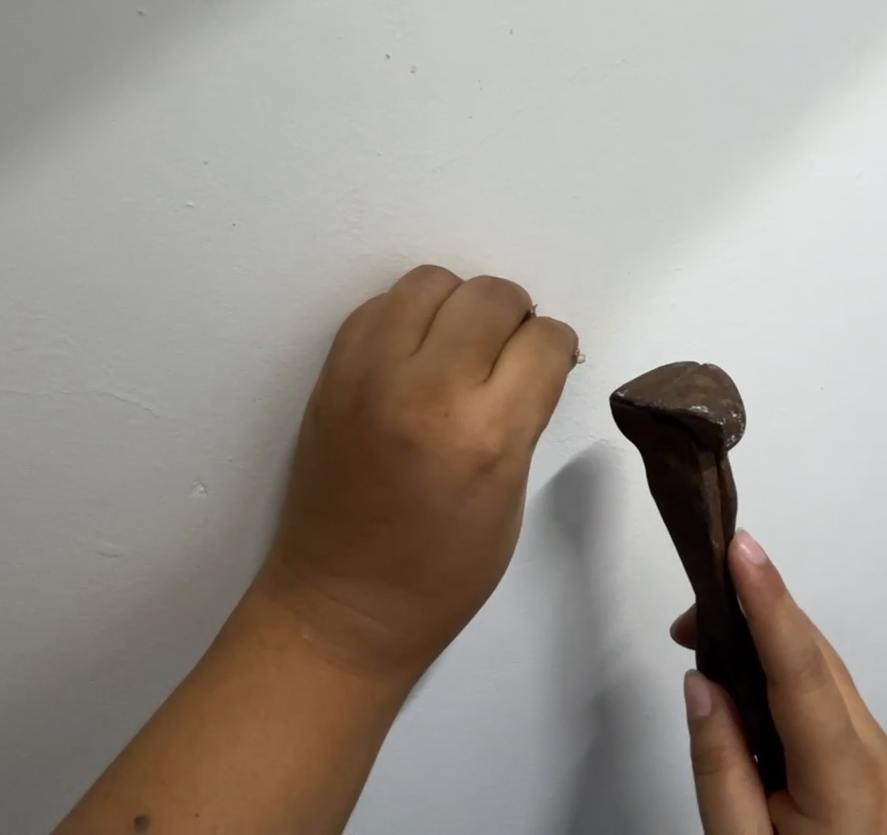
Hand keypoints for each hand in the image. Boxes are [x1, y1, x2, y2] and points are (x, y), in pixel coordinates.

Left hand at [258, 265, 578, 682]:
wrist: (340, 605)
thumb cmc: (443, 572)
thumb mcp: (511, 495)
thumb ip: (525, 415)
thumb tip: (534, 358)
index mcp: (488, 435)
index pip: (544, 341)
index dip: (554, 348)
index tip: (546, 364)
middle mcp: (429, 391)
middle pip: (490, 295)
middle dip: (514, 316)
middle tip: (505, 352)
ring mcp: (370, 376)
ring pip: (431, 281)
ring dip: (457, 304)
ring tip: (456, 345)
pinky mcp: (332, 374)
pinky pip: (379, 305)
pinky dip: (406, 316)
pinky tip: (413, 354)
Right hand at [673, 532, 886, 833]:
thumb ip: (719, 766)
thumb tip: (701, 683)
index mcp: (843, 774)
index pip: (800, 666)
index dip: (768, 599)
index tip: (741, 548)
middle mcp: (870, 749)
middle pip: (810, 653)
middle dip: (750, 611)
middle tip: (687, 618)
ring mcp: (874, 751)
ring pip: (816, 664)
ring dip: (760, 636)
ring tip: (703, 641)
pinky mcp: (864, 756)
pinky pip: (819, 688)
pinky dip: (777, 664)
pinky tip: (740, 676)